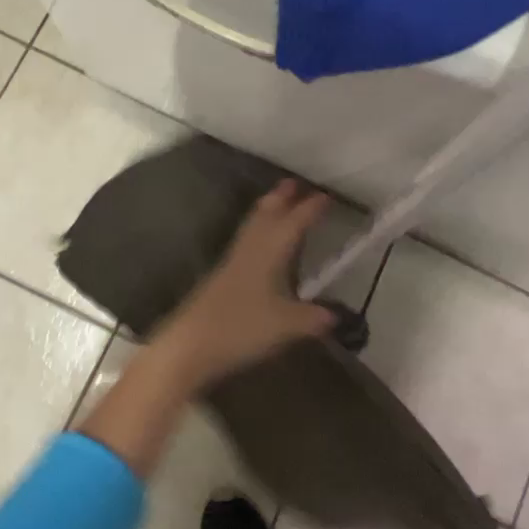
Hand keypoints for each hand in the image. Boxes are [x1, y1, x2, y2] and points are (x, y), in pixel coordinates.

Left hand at [144, 179, 337, 391]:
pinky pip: (246, 240)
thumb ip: (315, 318)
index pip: (294, 221)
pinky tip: (261, 245)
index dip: (311, 208)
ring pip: (253, 224)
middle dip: (283, 196)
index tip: (328, 195)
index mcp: (269, 251)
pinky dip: (258, 230)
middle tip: (297, 183)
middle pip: (267, 212)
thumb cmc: (241, 328)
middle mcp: (250, 248)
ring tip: (280, 202)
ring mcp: (232, 261)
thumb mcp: (287, 326)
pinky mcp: (222, 276)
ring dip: (268, 209)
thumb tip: (338, 314)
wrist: (190, 345)